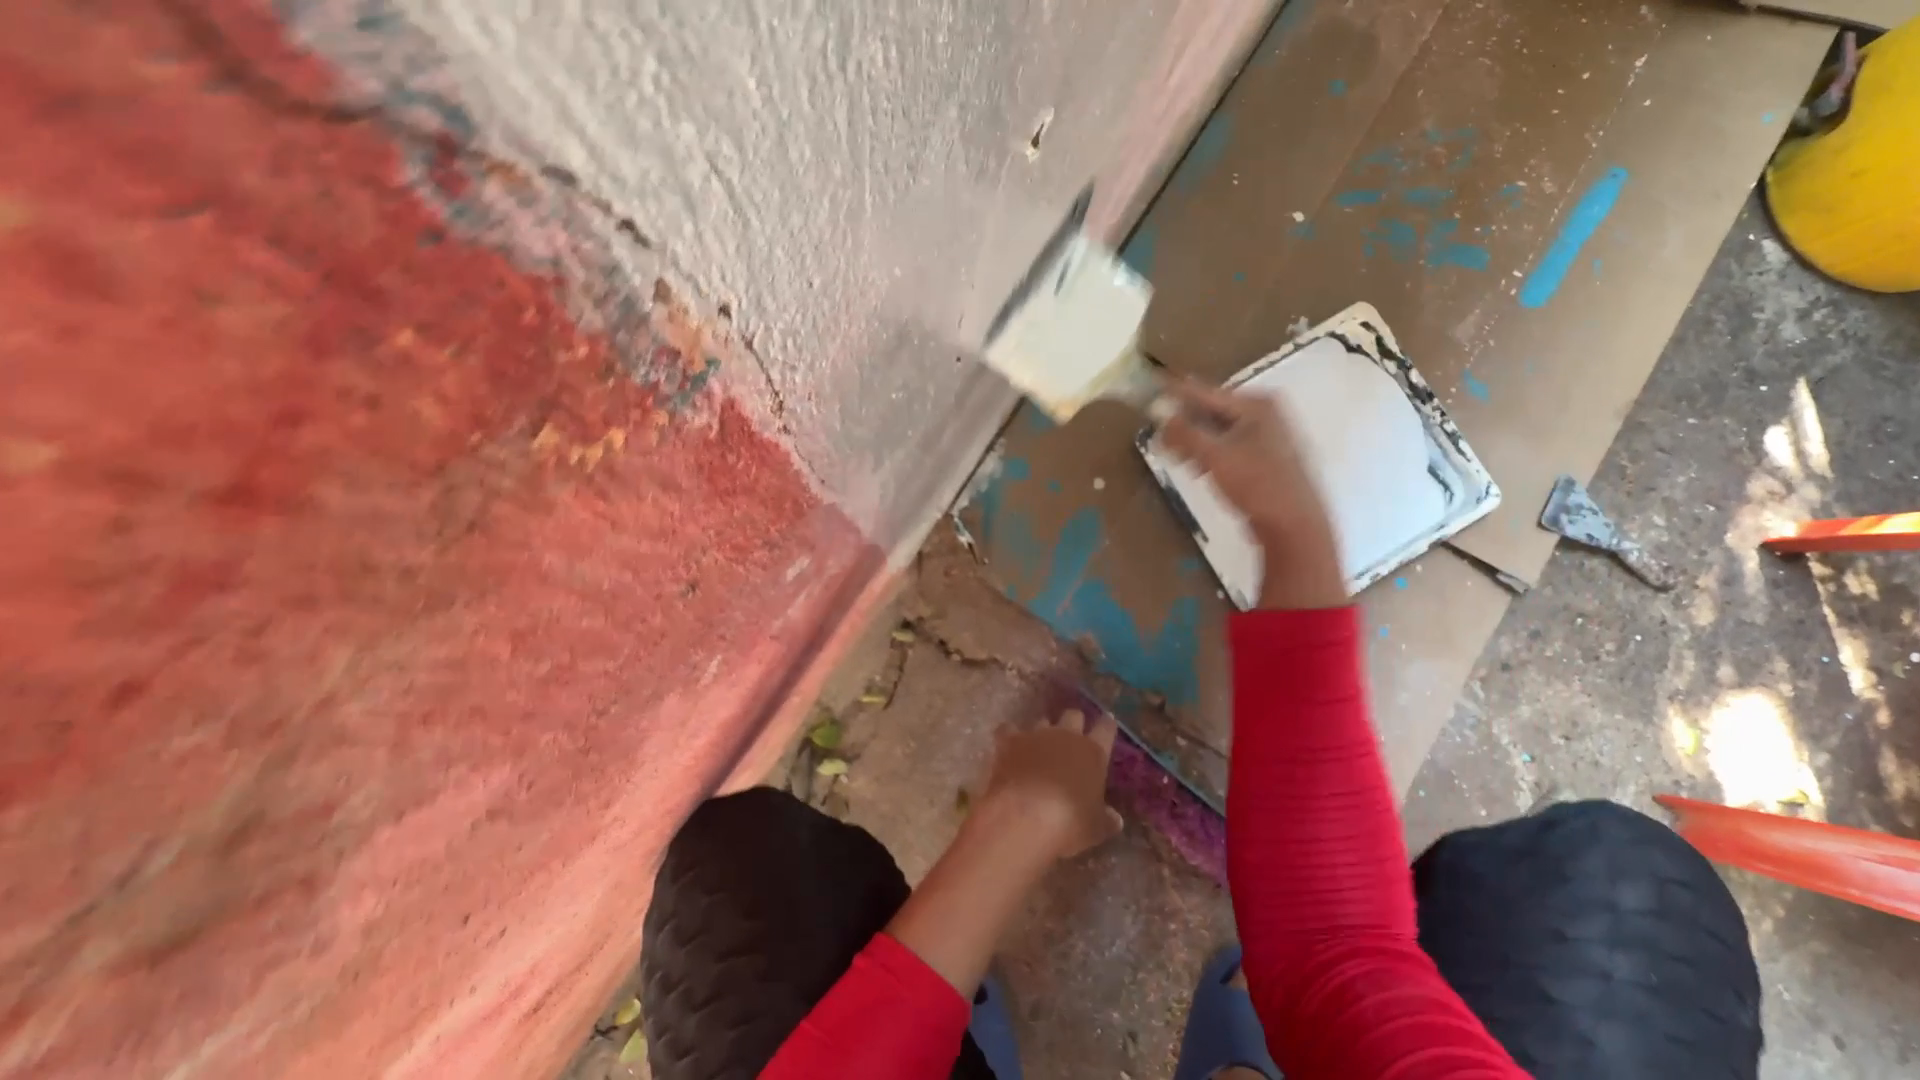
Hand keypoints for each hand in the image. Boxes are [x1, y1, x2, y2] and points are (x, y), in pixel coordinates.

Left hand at [980, 709, 1124, 860]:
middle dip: (1074, 723)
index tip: (1107, 722)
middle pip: (1074, 715)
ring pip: (1042, 720)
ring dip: (1043, 730)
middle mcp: (1067, 736)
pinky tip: (1008, 745)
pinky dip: (1009, 735)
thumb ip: (1106, 819)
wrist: (1024, 817)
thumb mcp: (1095, 827)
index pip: (1106, 728)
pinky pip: (1008, 729)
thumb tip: (1115, 819)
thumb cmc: (1069, 823)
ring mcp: (1036, 735)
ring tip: (1039, 745)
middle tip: (1072, 736)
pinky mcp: (1009, 741)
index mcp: (1094, 752)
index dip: (1107, 725)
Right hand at [1160, 378, 1325, 544]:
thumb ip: (1184, 433)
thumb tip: (1160, 414)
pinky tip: (1198, 471)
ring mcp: (1266, 436)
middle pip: (1211, 412)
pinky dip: (1209, 455)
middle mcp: (1264, 413)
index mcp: (1257, 404)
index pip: (1205, 393)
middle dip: (1184, 427)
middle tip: (1162, 442)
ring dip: (1194, 444)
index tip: (1148, 394)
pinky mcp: (1264, 458)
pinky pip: (1228, 447)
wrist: (1294, 525)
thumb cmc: (1256, 485)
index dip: (1175, 396)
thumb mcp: (1215, 456)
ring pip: (1217, 432)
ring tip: (1178, 460)